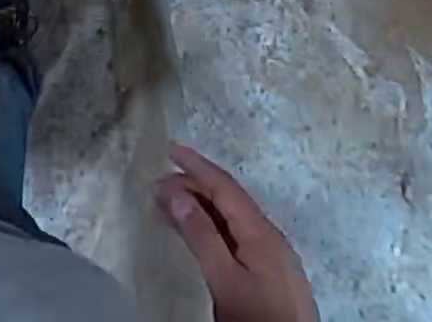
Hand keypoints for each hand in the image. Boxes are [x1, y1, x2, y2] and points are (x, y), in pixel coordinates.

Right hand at [156, 143, 318, 321]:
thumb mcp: (225, 282)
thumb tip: (176, 193)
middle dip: (192, 187)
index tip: (169, 149)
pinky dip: (211, 229)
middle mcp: (271, 239)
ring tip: (167, 208)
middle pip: (228, 201)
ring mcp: (273, 260)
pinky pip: (236, 238)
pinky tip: (195, 235)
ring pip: (231, 220)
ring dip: (199, 209)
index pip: (225, 187)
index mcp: (263, 233)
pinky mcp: (270, 278)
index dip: (197, 165)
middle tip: (157, 188)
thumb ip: (202, 236)